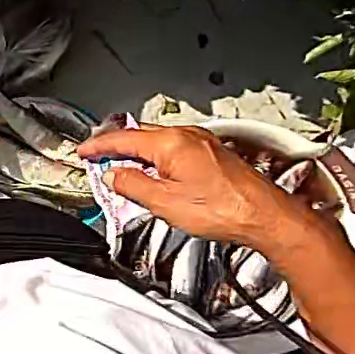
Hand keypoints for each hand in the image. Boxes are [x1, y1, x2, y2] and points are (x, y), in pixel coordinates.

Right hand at [75, 125, 332, 260]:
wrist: (271, 219)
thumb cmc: (226, 210)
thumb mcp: (163, 202)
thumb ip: (131, 185)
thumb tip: (115, 176)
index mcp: (170, 144)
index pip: (122, 139)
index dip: (98, 146)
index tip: (83, 151)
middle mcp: (188, 137)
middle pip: (140, 134)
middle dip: (115, 145)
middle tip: (97, 155)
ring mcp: (204, 144)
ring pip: (157, 141)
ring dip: (136, 151)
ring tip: (121, 166)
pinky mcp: (214, 154)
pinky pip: (174, 148)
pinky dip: (155, 156)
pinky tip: (152, 170)